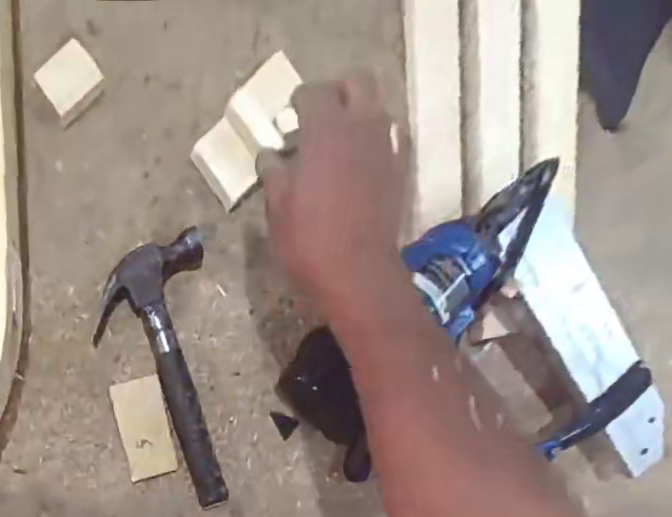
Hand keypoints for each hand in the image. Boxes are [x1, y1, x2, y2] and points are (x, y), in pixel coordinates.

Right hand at [262, 74, 407, 309]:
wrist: (359, 277)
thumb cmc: (311, 244)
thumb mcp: (278, 212)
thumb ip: (274, 175)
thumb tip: (270, 157)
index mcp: (326, 129)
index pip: (313, 93)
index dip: (298, 103)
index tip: (289, 120)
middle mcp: (361, 127)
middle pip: (356, 83)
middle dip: (337, 93)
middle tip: (319, 118)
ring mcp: (386, 150)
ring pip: (377, 110)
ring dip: (359, 116)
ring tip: (340, 144)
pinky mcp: (400, 175)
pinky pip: (392, 142)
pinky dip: (376, 144)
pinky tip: (361, 166)